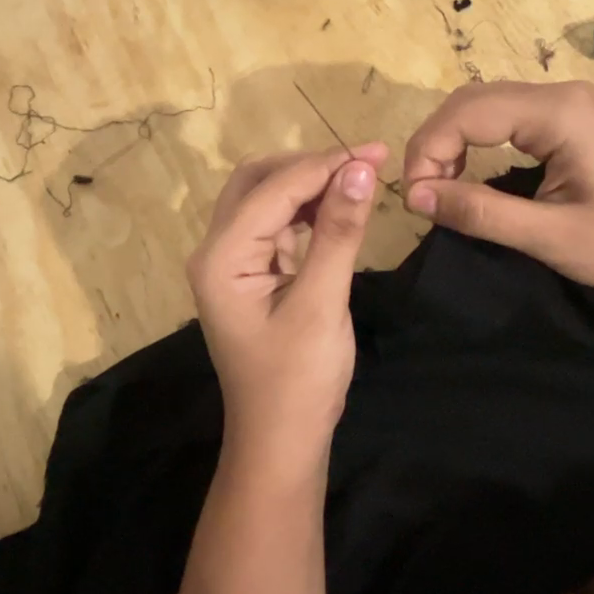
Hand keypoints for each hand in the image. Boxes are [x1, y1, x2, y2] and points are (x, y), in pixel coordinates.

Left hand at [188, 144, 385, 471]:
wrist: (282, 441)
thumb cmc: (298, 380)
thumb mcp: (321, 303)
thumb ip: (338, 233)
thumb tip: (360, 169)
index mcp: (221, 257)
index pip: (272, 189)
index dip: (324, 165)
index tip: (376, 153)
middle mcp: (217, 252)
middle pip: (257, 182)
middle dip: (310, 166)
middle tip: (366, 164)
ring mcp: (232, 265)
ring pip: (266, 200)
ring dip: (309, 186)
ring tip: (360, 181)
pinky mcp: (252, 277)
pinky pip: (276, 227)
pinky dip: (307, 212)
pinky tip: (338, 211)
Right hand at [402, 81, 593, 292]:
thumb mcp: (552, 237)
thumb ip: (482, 213)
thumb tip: (415, 197)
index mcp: (559, 113)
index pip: (467, 112)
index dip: (429, 151)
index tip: (416, 200)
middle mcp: (561, 93)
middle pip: (471, 100)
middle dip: (435, 143)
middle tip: (422, 196)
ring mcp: (569, 102)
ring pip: (485, 105)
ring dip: (453, 141)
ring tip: (441, 189)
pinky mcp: (571, 118)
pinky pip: (507, 116)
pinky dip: (477, 141)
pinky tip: (471, 175)